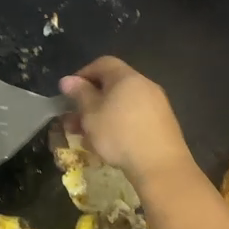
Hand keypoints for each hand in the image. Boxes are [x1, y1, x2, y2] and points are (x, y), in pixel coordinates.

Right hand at [58, 56, 194, 184]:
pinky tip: (106, 144)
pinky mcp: (161, 124)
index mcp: (126, 78)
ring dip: (100, 116)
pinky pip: (132, 117)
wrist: (160, 165)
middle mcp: (144, 86)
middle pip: (112, 85)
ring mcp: (156, 105)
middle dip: (89, 101)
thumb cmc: (119, 134)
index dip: (82, 74)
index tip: (69, 93)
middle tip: (72, 119)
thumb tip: (67, 80)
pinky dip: (116, 125)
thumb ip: (79, 94)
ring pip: (120, 104)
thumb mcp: (91, 114)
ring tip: (85, 136)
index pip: (102, 64)